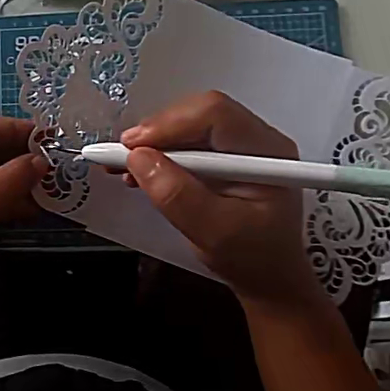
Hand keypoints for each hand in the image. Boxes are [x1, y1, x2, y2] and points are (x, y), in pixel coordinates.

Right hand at [120, 91, 328, 312]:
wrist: (267, 276)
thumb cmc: (251, 257)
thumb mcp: (213, 232)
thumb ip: (177, 195)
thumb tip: (139, 159)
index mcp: (265, 154)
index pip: (214, 115)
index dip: (168, 124)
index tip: (132, 147)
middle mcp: (255, 140)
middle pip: (198, 114)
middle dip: (156, 132)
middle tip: (122, 156)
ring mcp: (238, 146)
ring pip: (187, 124)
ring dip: (152, 142)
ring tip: (124, 166)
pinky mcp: (221, 155)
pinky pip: (185, 140)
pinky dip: (158, 152)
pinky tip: (139, 170)